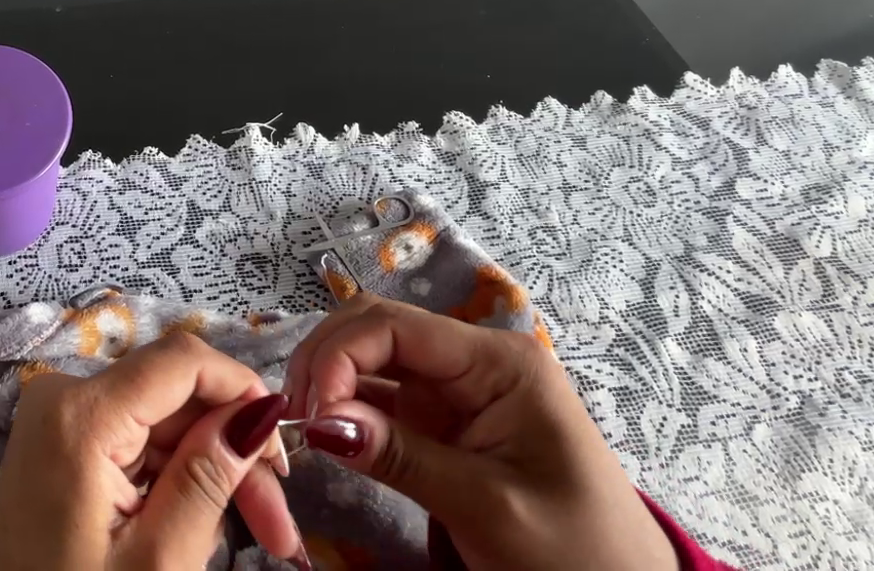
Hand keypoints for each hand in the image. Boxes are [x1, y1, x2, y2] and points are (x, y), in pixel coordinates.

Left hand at [0, 332, 307, 569]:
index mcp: (81, 414)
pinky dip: (177, 472)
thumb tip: (260, 412)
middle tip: (279, 526)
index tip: (282, 444)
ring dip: (212, 467)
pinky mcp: (65, 430)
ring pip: (165, 417)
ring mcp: (62, 409)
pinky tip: (199, 520)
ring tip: (258, 534)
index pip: (181, 360)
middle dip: (234, 449)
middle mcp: (66, 391)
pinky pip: (139, 434)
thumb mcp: (157, 561)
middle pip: (177, 395)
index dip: (241, 388)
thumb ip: (208, 478)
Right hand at [281, 296, 674, 570]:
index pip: (396, 326)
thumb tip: (319, 422)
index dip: (341, 353)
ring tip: (302, 421)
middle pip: (375, 327)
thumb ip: (402, 457)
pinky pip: (377, 392)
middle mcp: (471, 358)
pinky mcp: (439, 416)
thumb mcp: (491, 509)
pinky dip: (343, 405)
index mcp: (498, 362)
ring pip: (369, 356)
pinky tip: (323, 428)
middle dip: (326, 357)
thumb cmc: (578, 556)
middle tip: (294, 411)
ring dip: (328, 378)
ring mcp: (454, 386)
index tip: (311, 409)